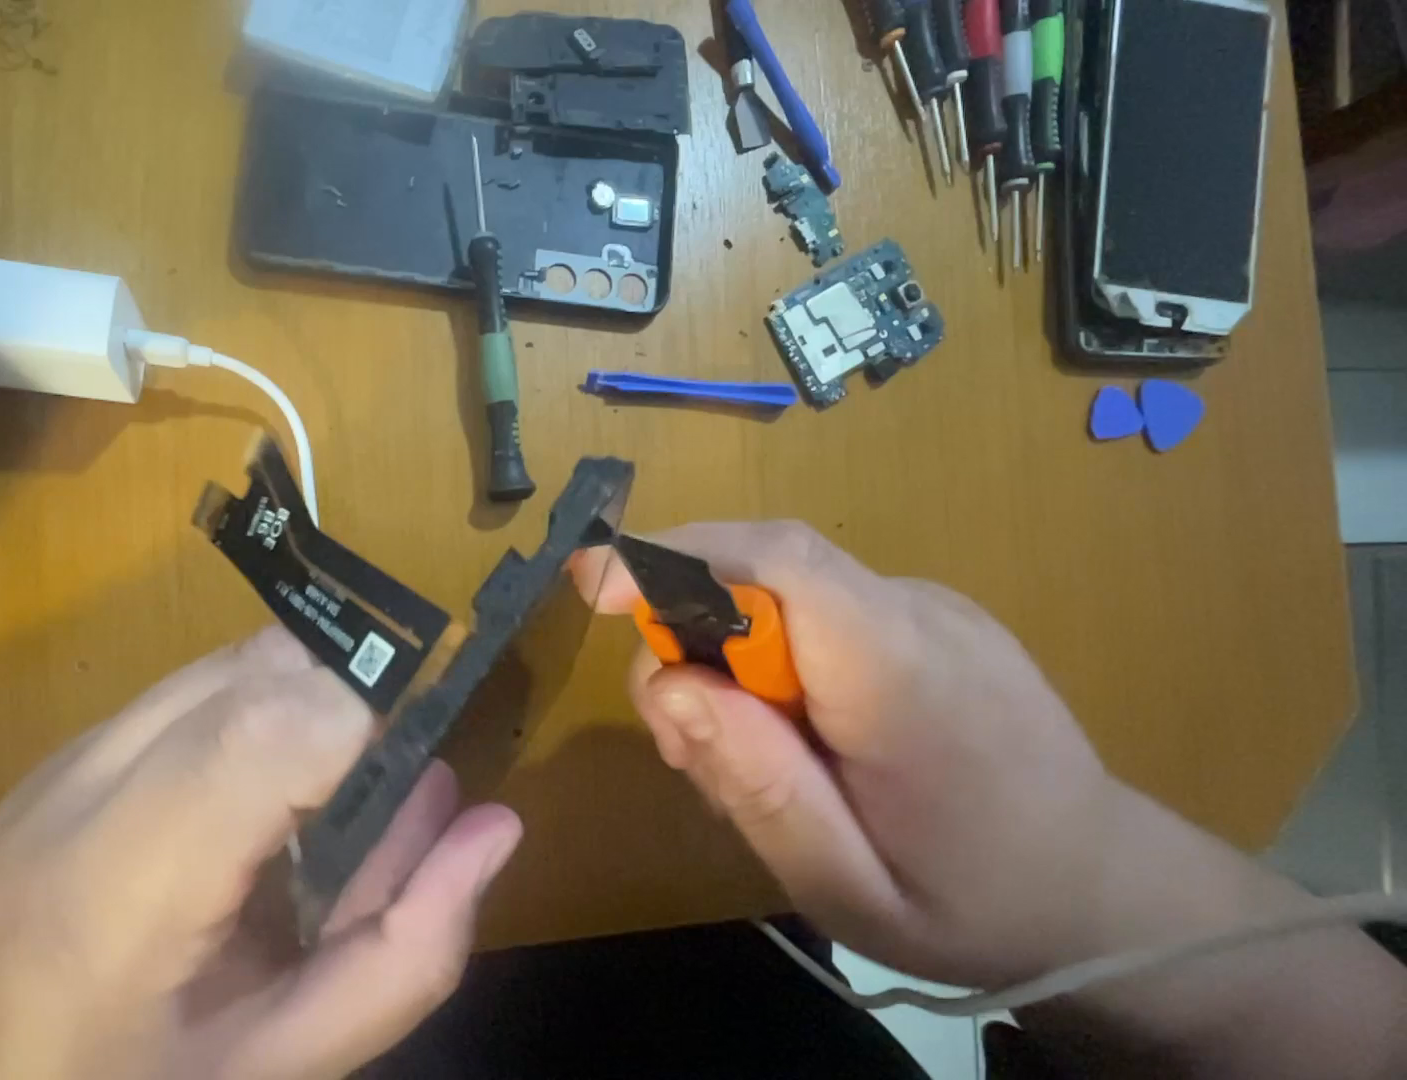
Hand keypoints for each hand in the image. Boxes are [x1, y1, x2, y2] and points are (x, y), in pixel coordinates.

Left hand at [0, 627, 521, 1078]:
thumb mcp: (279, 1070)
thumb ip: (403, 956)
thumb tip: (495, 824)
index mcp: (110, 900)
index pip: (257, 738)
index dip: (363, 719)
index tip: (415, 767)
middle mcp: (77, 792)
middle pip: (259, 674)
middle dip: (355, 707)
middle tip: (378, 802)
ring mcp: (67, 753)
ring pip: (241, 660)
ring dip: (316, 704)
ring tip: (320, 806)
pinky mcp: (76, 738)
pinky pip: (210, 682)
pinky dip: (272, 710)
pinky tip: (263, 795)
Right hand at [571, 522, 1119, 988]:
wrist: (1114, 895)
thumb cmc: (974, 905)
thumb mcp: (846, 886)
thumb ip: (756, 785)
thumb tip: (668, 683)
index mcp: (903, 674)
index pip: (779, 561)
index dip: (674, 555)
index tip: (593, 585)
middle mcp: (916, 612)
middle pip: (757, 573)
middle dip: (682, 635)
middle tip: (679, 746)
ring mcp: (926, 606)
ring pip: (775, 593)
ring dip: (721, 654)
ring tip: (742, 758)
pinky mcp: (922, 616)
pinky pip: (810, 609)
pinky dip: (763, 653)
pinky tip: (788, 731)